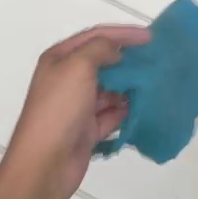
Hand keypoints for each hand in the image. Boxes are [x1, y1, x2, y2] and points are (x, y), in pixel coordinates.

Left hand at [0, 25, 150, 198]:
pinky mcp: (86, 129)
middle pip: (103, 61)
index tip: (149, 37)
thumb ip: (100, 48)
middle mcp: (67, 78)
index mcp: (60, 58)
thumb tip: (116, 52)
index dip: (123, 34)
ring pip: (109, 88)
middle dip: (126, 59)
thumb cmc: (59, 108)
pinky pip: (110, 114)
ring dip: (128, 85)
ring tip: (151, 83)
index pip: (96, 36)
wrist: (44, 164)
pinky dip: (124, 110)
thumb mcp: (78, 66)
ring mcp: (77, 105)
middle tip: (152, 59)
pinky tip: (140, 107)